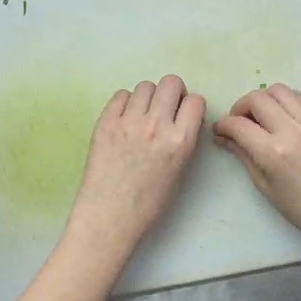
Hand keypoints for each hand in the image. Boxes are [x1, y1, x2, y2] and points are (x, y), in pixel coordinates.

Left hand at [66, 76, 205, 252]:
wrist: (109, 217)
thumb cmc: (149, 203)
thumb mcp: (180, 172)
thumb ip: (185, 140)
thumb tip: (184, 118)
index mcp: (180, 140)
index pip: (195, 100)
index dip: (191, 106)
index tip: (184, 115)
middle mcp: (156, 125)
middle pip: (170, 83)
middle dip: (172, 93)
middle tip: (165, 109)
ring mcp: (128, 121)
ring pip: (145, 86)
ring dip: (148, 98)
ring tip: (142, 116)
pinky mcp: (105, 122)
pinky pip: (120, 95)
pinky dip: (126, 103)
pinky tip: (124, 120)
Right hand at [214, 84, 300, 248]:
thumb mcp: (266, 187)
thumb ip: (244, 156)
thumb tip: (224, 138)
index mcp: (273, 152)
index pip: (238, 124)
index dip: (222, 125)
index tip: (219, 131)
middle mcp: (291, 130)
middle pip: (256, 98)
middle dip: (240, 107)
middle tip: (238, 124)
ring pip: (278, 90)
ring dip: (262, 99)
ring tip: (259, 117)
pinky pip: (298, 97)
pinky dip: (283, 101)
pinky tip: (280, 117)